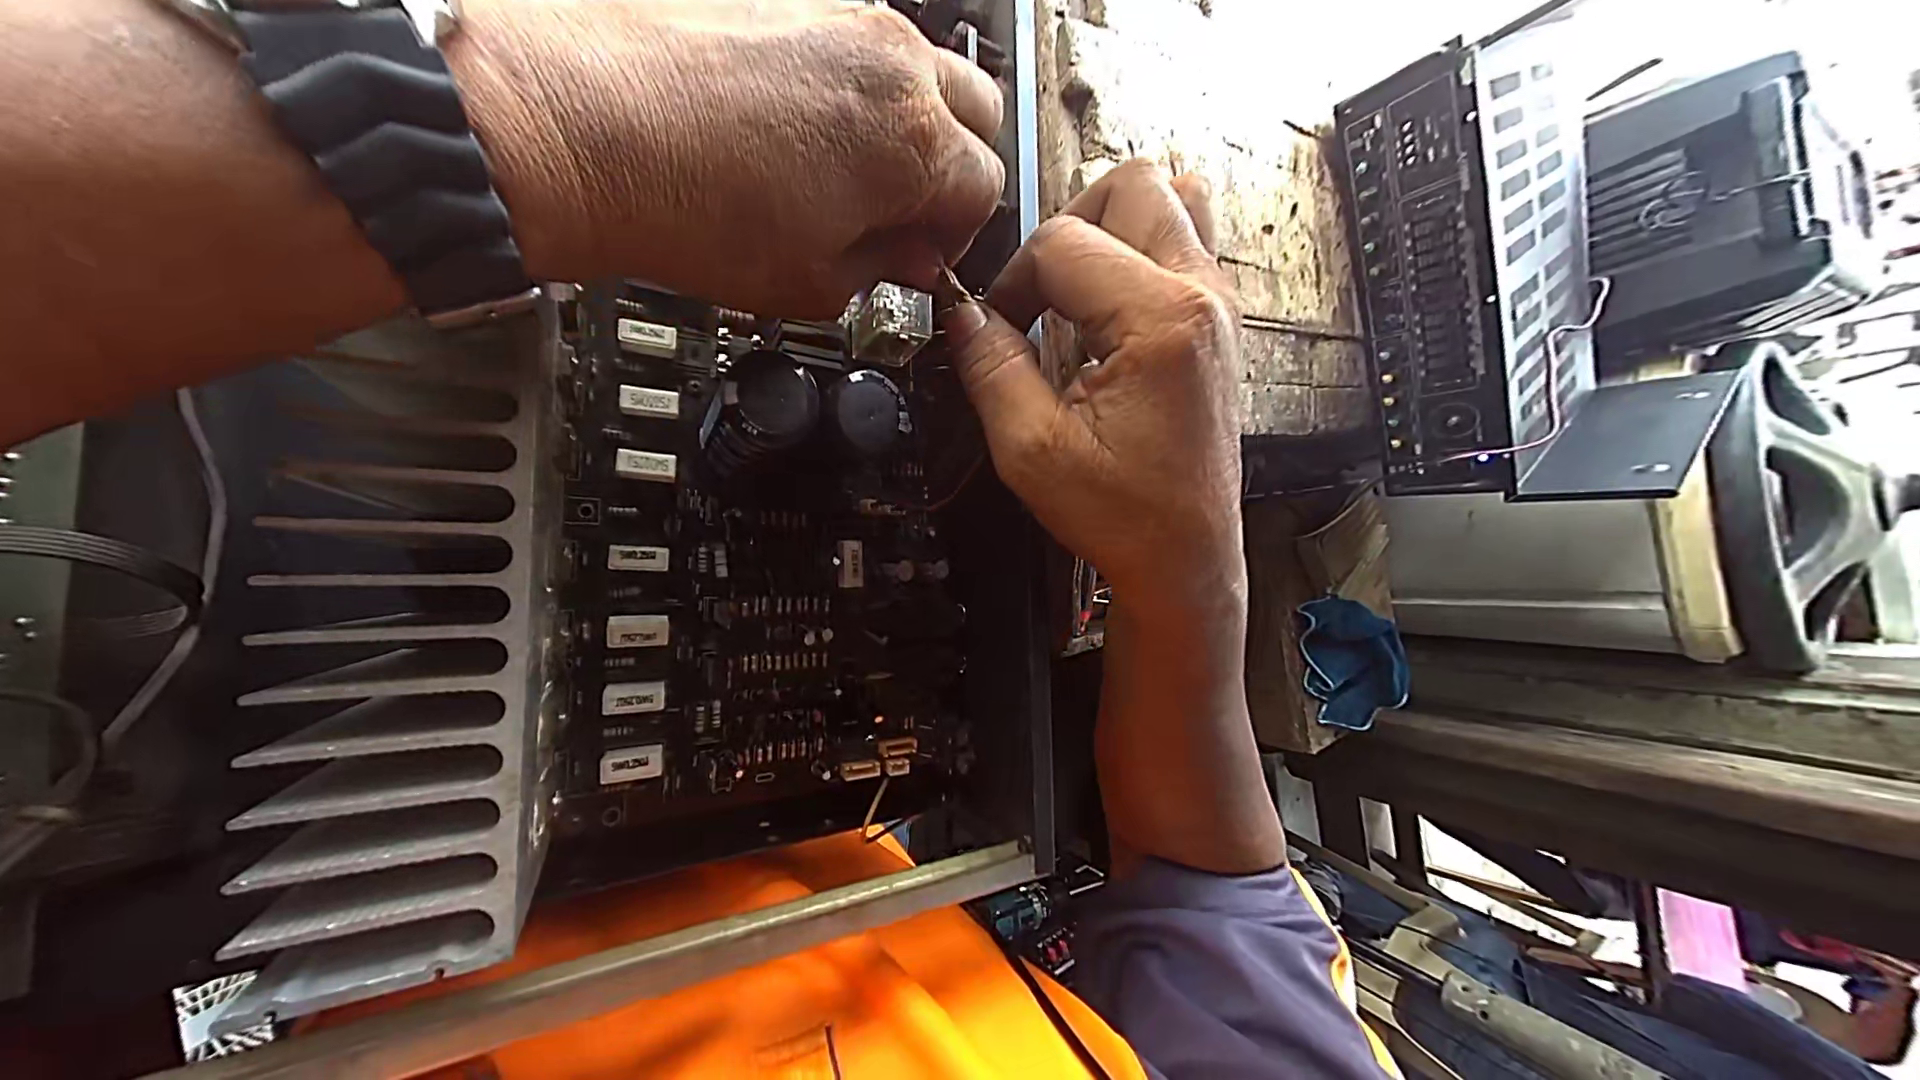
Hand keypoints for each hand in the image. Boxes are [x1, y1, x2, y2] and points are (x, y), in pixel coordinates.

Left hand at [450, 0, 1005, 317]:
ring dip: (915, 128)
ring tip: (859, 175)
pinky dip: (862, 94)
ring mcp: (842, 16)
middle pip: (978, 116)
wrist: (577, 129)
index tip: (922, 255)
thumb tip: (915, 258)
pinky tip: (816, 135)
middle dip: (957, 172)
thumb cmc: (689, 210)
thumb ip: (885, 267)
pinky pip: (860, 47)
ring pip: (926, 72)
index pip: (985, 190)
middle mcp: (892, 63)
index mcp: (912, 143)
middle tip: (910, 213)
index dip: (959, 235)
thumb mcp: (814, 281)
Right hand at [943, 162, 1282, 874]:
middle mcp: (1203, 294)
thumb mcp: (1031, 450)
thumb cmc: (1119, 514)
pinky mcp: (1219, 328)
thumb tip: (963, 314)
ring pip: (1171, 200)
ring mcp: (1220, 307)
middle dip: (1067, 223)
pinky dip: (1138, 254)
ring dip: (1110, 228)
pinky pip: (1186, 245)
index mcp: (1160, 319)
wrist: (1187, 558)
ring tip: (1075, 290)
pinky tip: (1108, 312)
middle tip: (1039, 290)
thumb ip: (990, 367)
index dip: (1011, 280)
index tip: (995, 333)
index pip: (1063, 243)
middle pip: (1132, 183)